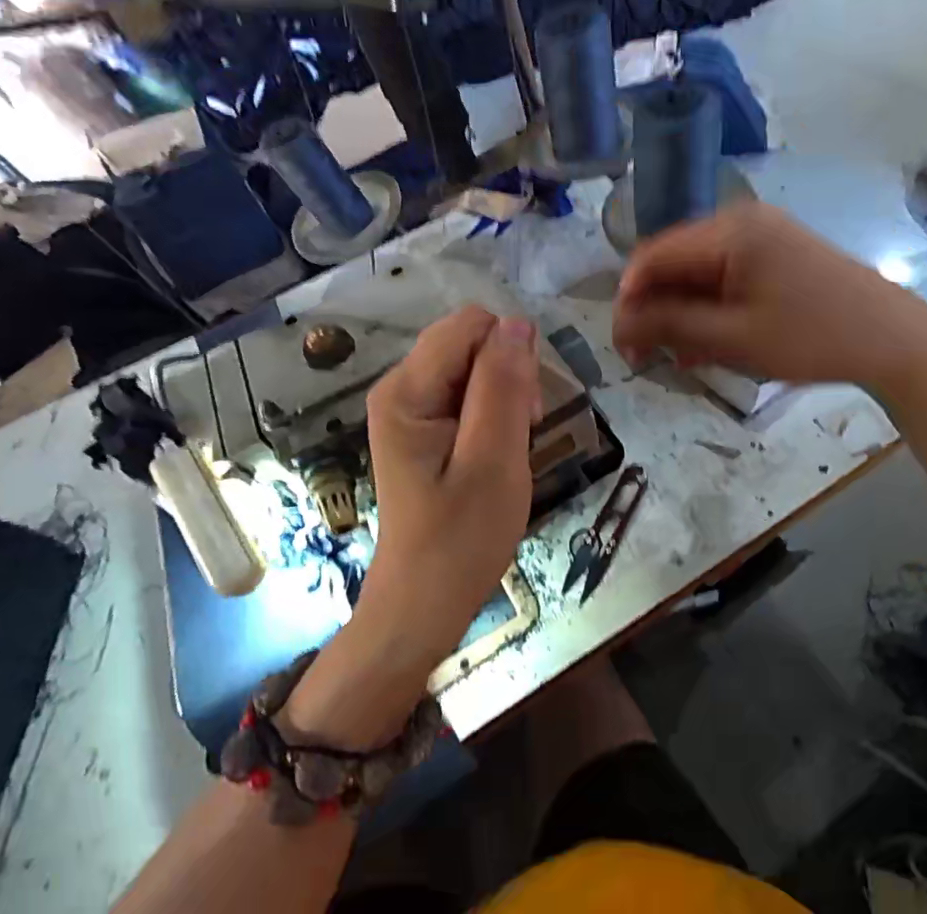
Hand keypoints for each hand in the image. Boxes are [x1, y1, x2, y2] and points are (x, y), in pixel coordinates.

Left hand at [283, 307, 537, 747]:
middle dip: (508, 375)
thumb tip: (517, 323)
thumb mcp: (493, 461)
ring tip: (511, 448)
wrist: (425, 603)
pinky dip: (494, 414)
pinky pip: (468, 394)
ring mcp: (408, 408)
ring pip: (474, 367)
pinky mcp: (421, 428)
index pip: (470, 326)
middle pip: (470, 342)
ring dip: (505, 397)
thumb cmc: (461, 540)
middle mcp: (399, 387)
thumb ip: (503, 387)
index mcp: (406, 390)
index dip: (510, 354)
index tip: (526, 408)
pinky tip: (498, 452)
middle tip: (521, 433)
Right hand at [613, 203, 926, 384]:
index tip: (622, 344)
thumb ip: (669, 326)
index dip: (629, 299)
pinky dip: (709, 311)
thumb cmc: (812, 337)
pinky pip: (725, 280)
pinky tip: (707, 346)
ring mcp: (762, 238)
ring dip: (681, 315)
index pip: (653, 256)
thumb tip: (618, 324)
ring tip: (679, 360)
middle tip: (646, 358)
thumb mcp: (733, 337)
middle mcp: (740, 222)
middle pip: (674, 264)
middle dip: (655, 311)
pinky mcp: (776, 256)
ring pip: (697, 275)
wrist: (894, 341)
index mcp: (729, 231)